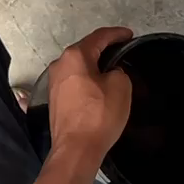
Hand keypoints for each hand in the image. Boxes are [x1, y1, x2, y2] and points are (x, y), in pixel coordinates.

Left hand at [45, 26, 133, 157]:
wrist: (76, 149)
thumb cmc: (99, 115)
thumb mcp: (121, 86)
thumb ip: (118, 71)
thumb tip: (110, 73)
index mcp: (75, 56)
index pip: (99, 37)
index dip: (117, 34)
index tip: (130, 35)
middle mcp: (59, 64)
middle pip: (85, 50)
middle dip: (104, 49)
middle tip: (122, 50)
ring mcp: (53, 82)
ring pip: (77, 67)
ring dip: (93, 65)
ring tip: (111, 68)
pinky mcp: (54, 99)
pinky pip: (73, 82)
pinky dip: (85, 79)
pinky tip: (94, 84)